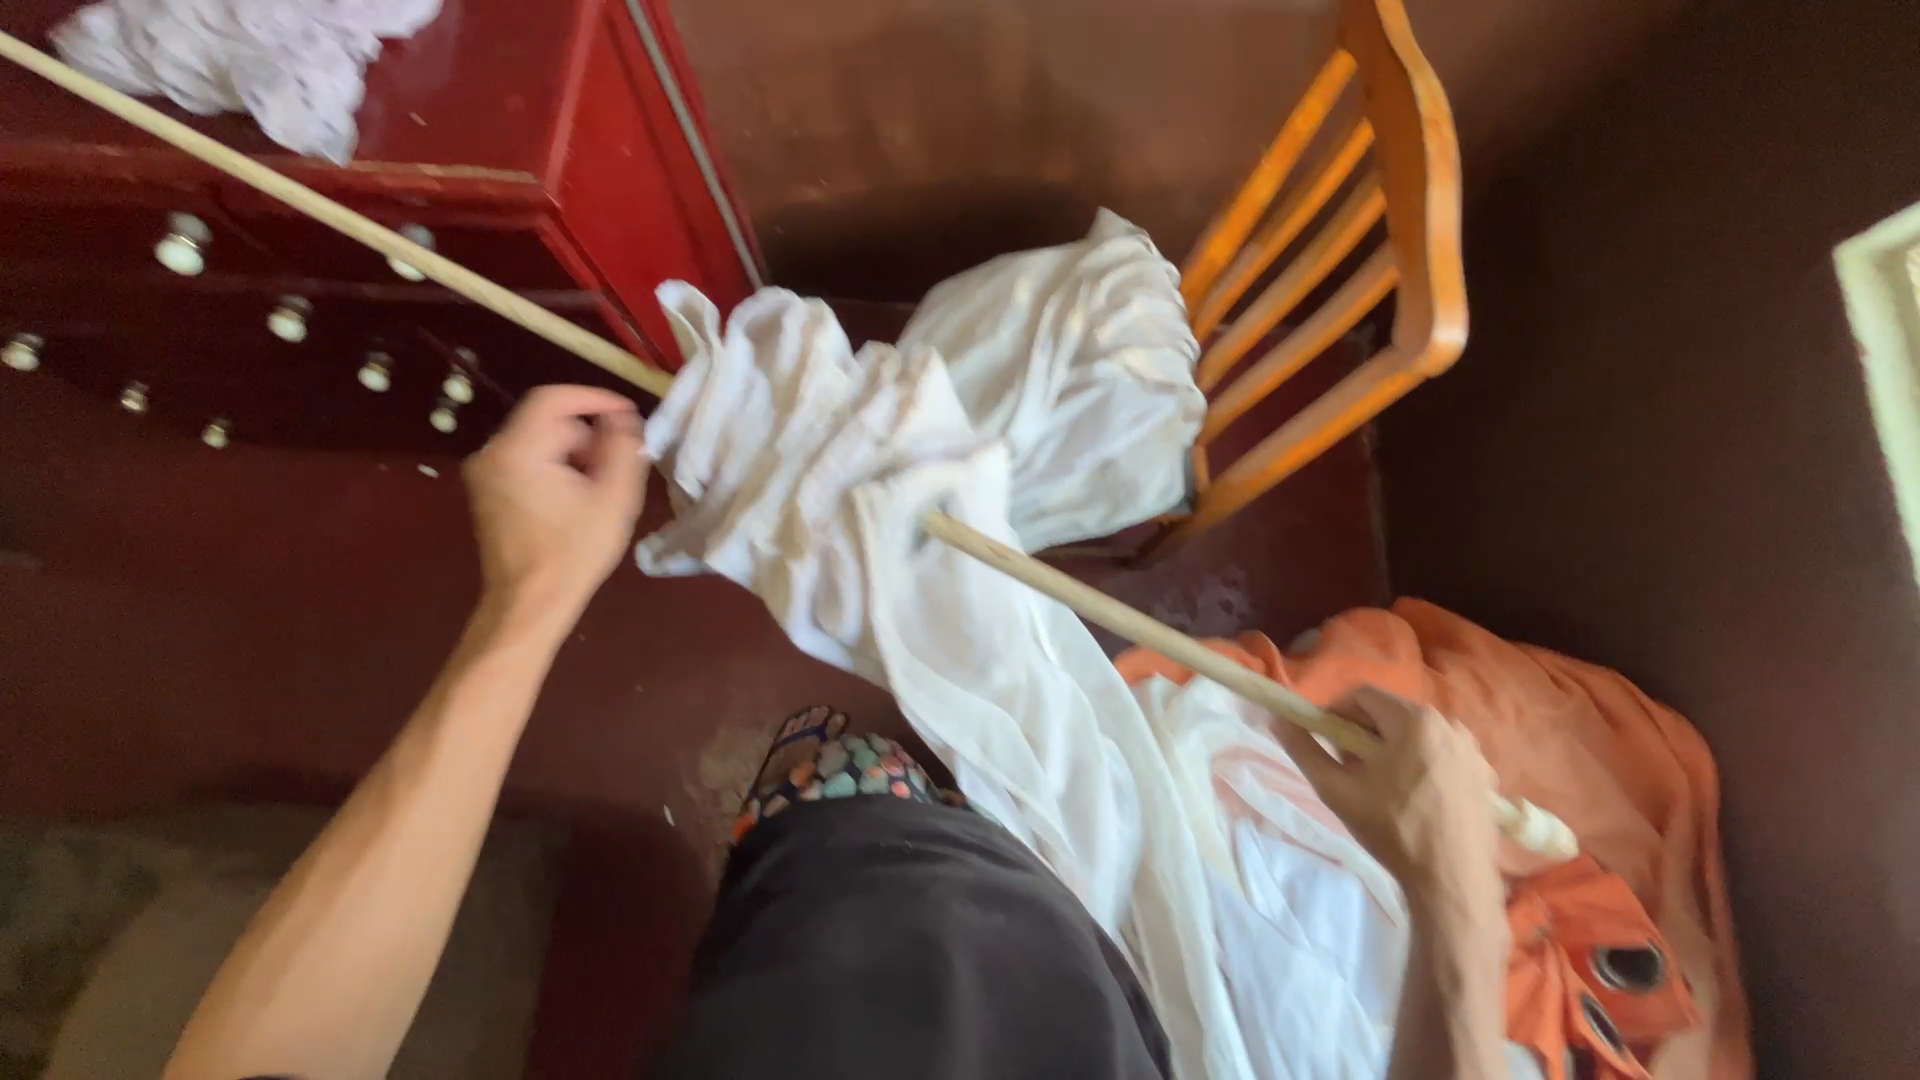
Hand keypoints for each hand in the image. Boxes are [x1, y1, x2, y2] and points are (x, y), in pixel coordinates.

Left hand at [463, 386, 647, 626]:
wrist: (530, 603)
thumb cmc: (575, 552)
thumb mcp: (615, 498)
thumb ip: (623, 449)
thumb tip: (623, 418)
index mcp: (518, 450)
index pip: (553, 398)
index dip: (595, 398)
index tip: (628, 414)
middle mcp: (492, 453)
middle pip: (549, 424)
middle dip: (589, 439)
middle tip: (619, 467)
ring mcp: (485, 474)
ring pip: (541, 444)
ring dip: (576, 457)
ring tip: (602, 490)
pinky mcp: (488, 492)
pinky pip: (529, 463)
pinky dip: (557, 470)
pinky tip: (579, 500)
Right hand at [1277, 686, 1501, 899]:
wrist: (1452, 882)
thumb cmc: (1391, 829)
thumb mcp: (1335, 788)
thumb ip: (1303, 749)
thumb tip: (1277, 720)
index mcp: (1415, 721)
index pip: (1362, 696)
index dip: (1336, 713)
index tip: (1326, 743)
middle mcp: (1450, 726)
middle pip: (1391, 714)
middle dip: (1363, 733)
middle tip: (1349, 768)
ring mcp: (1473, 751)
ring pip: (1416, 734)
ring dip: (1391, 748)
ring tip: (1380, 786)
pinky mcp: (1485, 776)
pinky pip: (1440, 754)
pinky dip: (1420, 764)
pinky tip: (1412, 798)